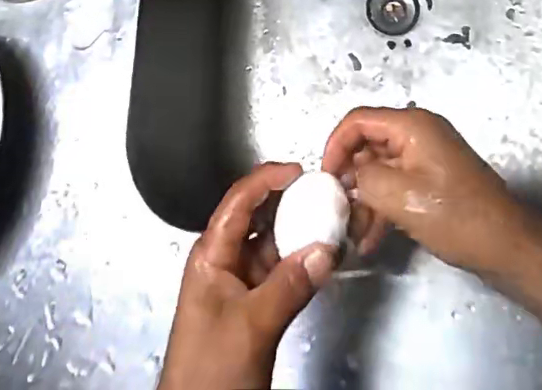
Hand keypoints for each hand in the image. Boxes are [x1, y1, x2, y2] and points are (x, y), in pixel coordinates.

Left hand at [160, 163, 336, 389]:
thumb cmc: (211, 370)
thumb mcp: (252, 326)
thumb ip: (290, 285)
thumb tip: (327, 250)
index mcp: (211, 253)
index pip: (238, 201)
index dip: (266, 179)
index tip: (298, 171)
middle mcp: (224, 260)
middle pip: (256, 217)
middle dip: (287, 202)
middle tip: (322, 193)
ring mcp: (239, 283)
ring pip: (271, 243)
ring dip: (298, 231)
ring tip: (330, 219)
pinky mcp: (253, 305)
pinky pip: (279, 270)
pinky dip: (300, 261)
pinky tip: (322, 257)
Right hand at [322, 106, 539, 275]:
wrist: (510, 248)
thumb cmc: (455, 216)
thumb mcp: (400, 197)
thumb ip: (364, 179)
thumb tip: (348, 177)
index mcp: (411, 124)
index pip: (358, 120)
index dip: (335, 145)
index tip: (323, 177)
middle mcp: (418, 132)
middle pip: (368, 144)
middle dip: (349, 176)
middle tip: (335, 207)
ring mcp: (428, 156)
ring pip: (381, 168)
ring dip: (365, 198)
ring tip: (352, 232)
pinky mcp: (434, 180)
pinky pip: (397, 184)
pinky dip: (382, 206)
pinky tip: (371, 238)